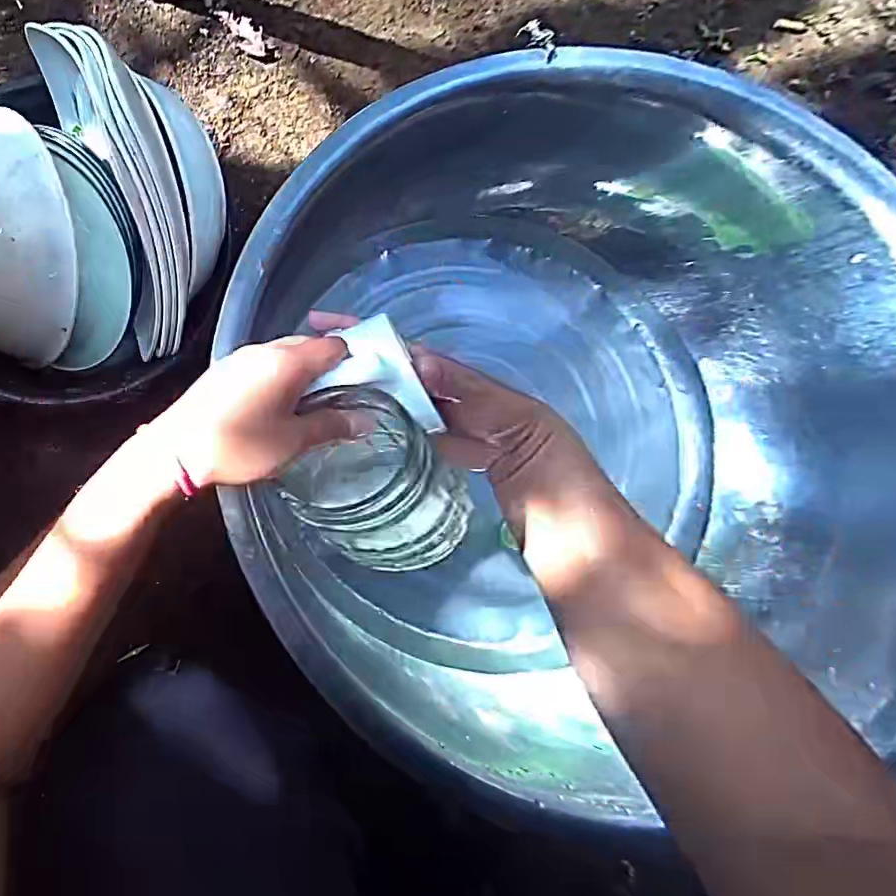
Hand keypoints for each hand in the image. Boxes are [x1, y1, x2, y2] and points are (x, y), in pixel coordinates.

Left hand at [150, 335, 365, 487]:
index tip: (369, 382)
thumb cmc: (237, 446)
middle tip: (344, 397)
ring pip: (284, 356)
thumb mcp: (291, 441)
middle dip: (331, 367)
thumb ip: (331, 426)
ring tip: (312, 406)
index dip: (359, 359)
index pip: (336, 344)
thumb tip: (363, 420)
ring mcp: (238, 359)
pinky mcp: (221, 372)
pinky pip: (261, 366)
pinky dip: (279, 379)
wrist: (173, 452)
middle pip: (309, 346)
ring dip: (303, 374)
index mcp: (286, 360)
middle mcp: (262, 350)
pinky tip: (278, 407)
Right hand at [304, 311, 623, 537]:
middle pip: (404, 383)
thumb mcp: (531, 432)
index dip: (375, 340)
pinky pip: (407, 452)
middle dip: (360, 366)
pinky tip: (352, 440)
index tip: (324, 326)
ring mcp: (456, 452)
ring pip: (400, 415)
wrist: (591, 569)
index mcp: (488, 398)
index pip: (420, 359)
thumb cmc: (567, 498)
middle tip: (304, 362)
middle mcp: (467, 418)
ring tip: (315, 394)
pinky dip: (379, 438)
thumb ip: (482, 398)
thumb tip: (417, 361)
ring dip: (362, 400)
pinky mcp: (448, 487)